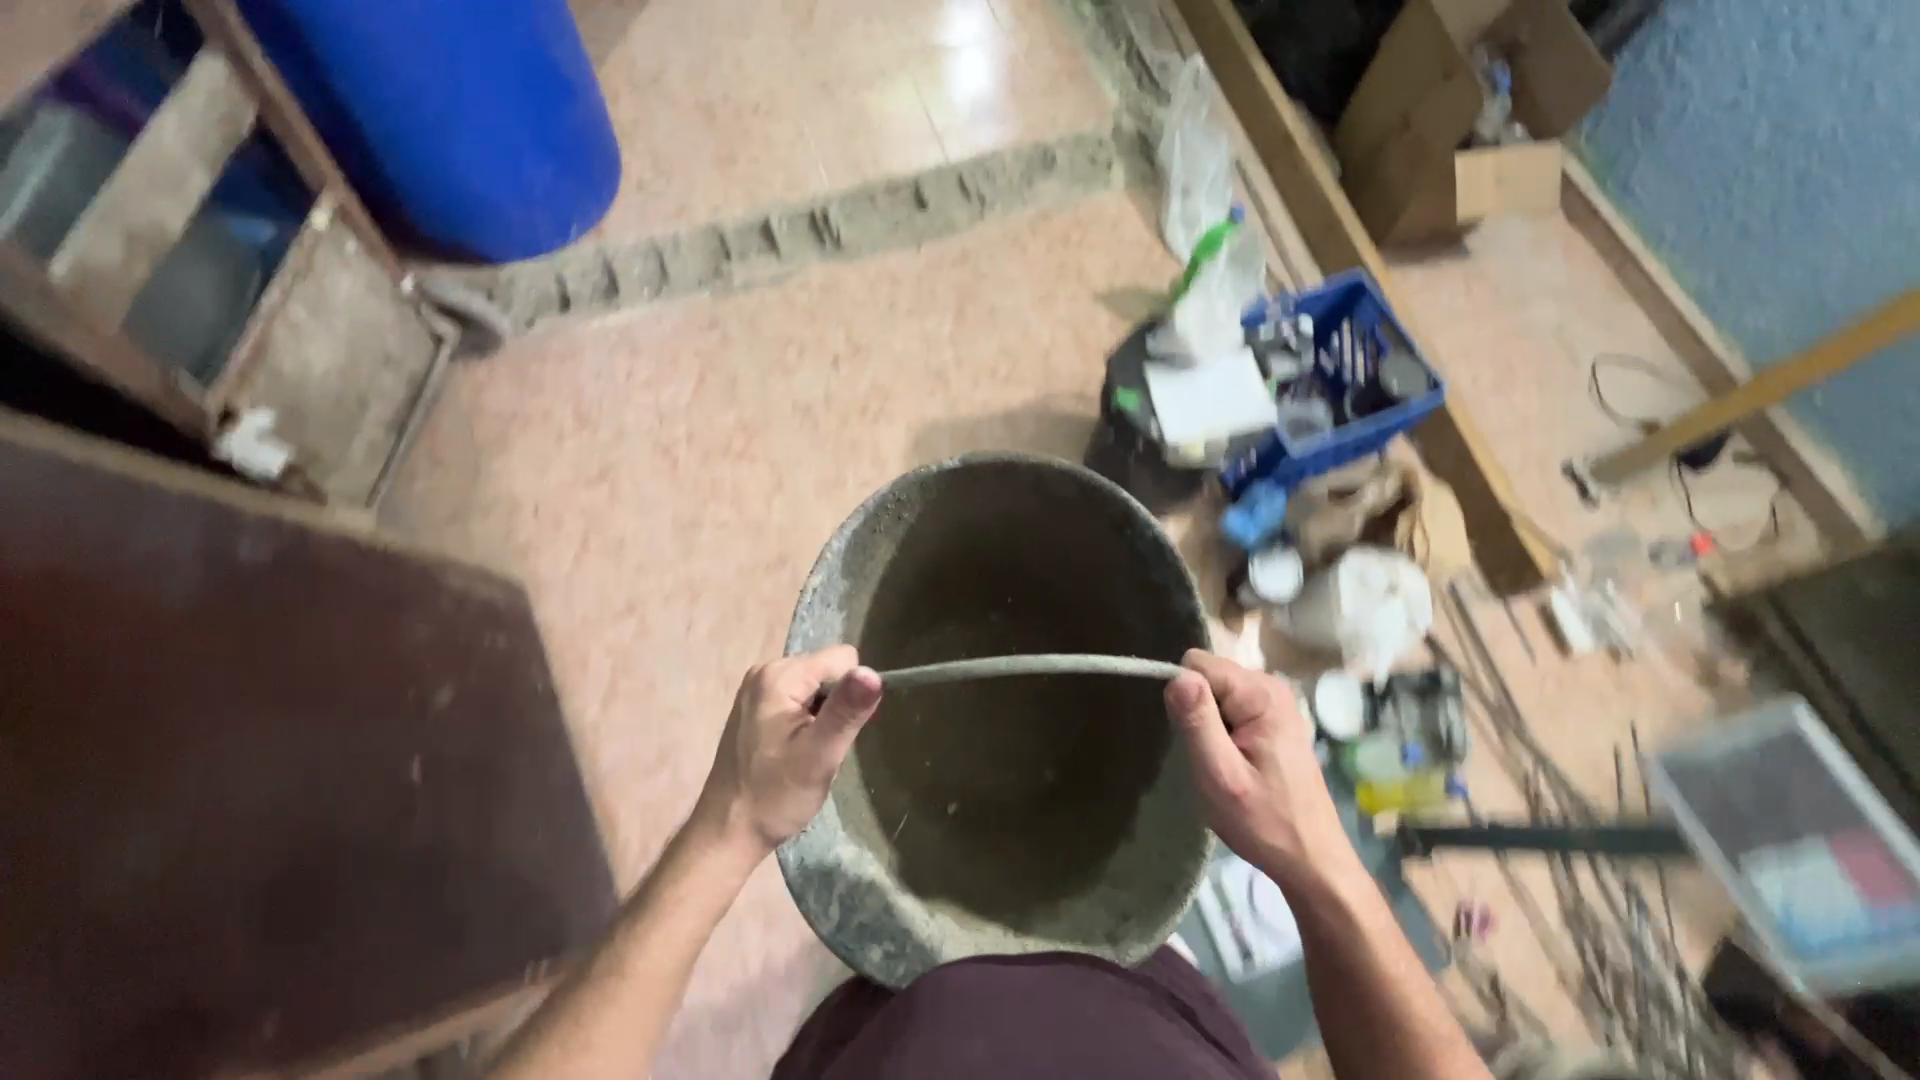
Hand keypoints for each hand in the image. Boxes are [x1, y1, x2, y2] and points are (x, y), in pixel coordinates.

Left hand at [694, 647, 882, 857]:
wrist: (727, 832)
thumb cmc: (775, 797)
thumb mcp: (819, 756)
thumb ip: (846, 711)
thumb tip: (873, 672)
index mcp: (779, 676)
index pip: (843, 660)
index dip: (850, 697)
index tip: (835, 733)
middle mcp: (765, 670)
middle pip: (828, 671)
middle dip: (835, 707)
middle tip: (819, 747)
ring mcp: (757, 688)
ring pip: (817, 686)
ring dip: (822, 717)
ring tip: (806, 751)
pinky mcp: (755, 705)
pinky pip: (799, 698)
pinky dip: (806, 722)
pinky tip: (794, 750)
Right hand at [1164, 650, 1355, 889]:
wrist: (1311, 859)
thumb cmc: (1264, 822)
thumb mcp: (1220, 776)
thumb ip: (1197, 722)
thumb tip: (1176, 676)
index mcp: (1261, 694)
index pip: (1197, 665)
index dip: (1184, 699)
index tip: (1195, 740)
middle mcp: (1271, 687)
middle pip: (1207, 675)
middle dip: (1196, 713)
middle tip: (1211, 758)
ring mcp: (1275, 702)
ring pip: (1215, 692)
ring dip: (1208, 725)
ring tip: (1223, 763)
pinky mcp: (1274, 719)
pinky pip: (1229, 707)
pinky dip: (1222, 732)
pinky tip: (1235, 763)